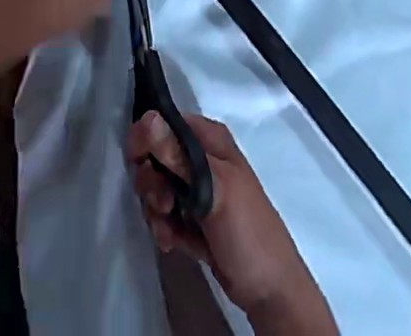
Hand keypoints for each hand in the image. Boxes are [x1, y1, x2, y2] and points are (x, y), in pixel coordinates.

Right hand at [129, 112, 335, 333]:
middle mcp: (201, 159)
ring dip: (156, 210)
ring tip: (169, 230)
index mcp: (210, 140)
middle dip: (152, 183)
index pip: (165, 122)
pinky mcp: (192, 217)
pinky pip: (164, 213)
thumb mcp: (213, 189)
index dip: (146, 139)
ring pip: (157, 186)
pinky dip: (163, 226)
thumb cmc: (248, 231)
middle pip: (155, 156)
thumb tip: (148, 118)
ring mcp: (196, 189)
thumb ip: (178, 156)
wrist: (270, 292)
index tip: (139, 162)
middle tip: (163, 204)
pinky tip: (172, 242)